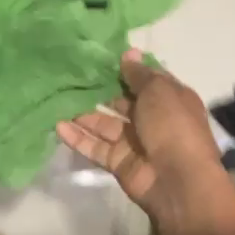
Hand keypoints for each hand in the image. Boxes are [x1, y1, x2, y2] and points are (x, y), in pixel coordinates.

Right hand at [58, 50, 234, 232]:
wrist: (178, 180)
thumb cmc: (173, 126)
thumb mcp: (159, 91)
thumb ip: (139, 74)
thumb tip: (128, 54)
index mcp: (169, 99)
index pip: (145, 80)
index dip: (125, 69)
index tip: (99, 57)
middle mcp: (151, 118)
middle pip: (121, 102)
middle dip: (99, 91)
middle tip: (69, 76)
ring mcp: (133, 142)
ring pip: (104, 124)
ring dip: (82, 113)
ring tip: (56, 98)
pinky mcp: (118, 162)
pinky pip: (95, 146)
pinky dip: (78, 138)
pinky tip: (58, 126)